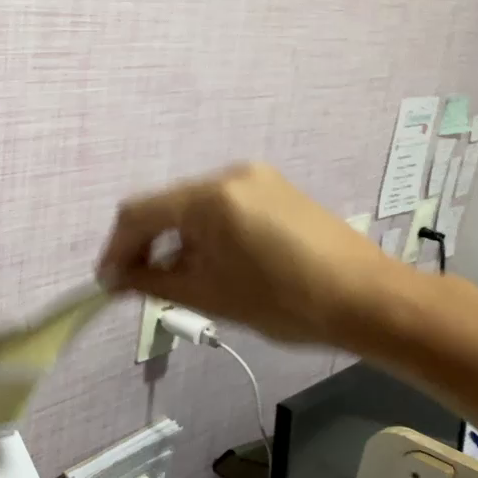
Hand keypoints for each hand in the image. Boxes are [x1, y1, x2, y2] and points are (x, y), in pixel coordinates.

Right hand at [95, 162, 398, 346]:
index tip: (109, 284)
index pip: (138, 214)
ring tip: (176, 278)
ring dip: (174, 238)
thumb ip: (152, 281)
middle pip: (164, 205)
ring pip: (192, 205)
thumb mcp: (208, 295)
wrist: (369, 299)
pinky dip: (203, 232)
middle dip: (144, 244)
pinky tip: (212, 262)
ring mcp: (255, 178)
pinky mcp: (275, 189)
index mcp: (209, 197)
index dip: (116, 249)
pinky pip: (221, 205)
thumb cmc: (284, 302)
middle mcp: (228, 175)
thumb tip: (116, 278)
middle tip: (136, 283)